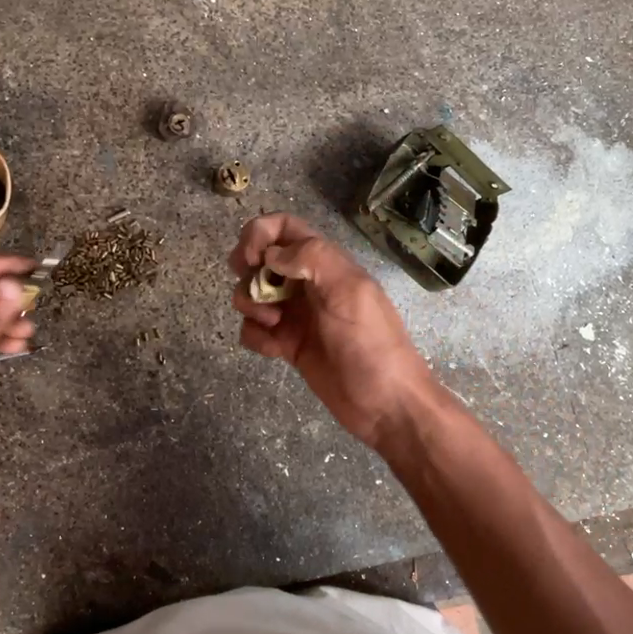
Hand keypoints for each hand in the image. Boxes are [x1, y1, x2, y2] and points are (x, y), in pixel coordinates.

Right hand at [230, 214, 439, 446]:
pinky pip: (254, 330)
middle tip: (253, 288)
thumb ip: (312, 258)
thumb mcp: (349, 290)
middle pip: (260, 258)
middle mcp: (306, 283)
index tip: (251, 258)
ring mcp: (295, 314)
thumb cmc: (371, 343)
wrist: (386, 406)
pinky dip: (255, 336)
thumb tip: (271, 256)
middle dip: (246, 269)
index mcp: (325, 263)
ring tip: (272, 324)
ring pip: (252, 293)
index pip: (283, 227)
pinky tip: (275, 349)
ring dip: (250, 304)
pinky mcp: (287, 344)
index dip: (259, 233)